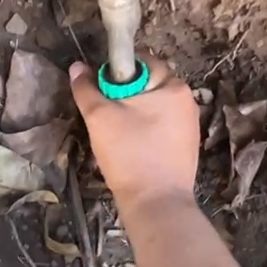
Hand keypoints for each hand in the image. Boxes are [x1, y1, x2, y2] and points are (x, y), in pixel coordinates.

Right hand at [69, 60, 199, 213]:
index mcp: (173, 86)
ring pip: (152, 110)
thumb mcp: (99, 117)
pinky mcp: (186, 147)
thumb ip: (86, 89)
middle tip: (106, 119)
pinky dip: (145, 134)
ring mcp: (190, 126)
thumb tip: (77, 67)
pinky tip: (132, 151)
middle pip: (147, 87)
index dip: (116, 74)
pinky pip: (160, 129)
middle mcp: (188, 101)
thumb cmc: (129, 154)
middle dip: (124, 98)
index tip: (101, 94)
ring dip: (133, 117)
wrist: (155, 204)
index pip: (141, 63)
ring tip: (117, 138)